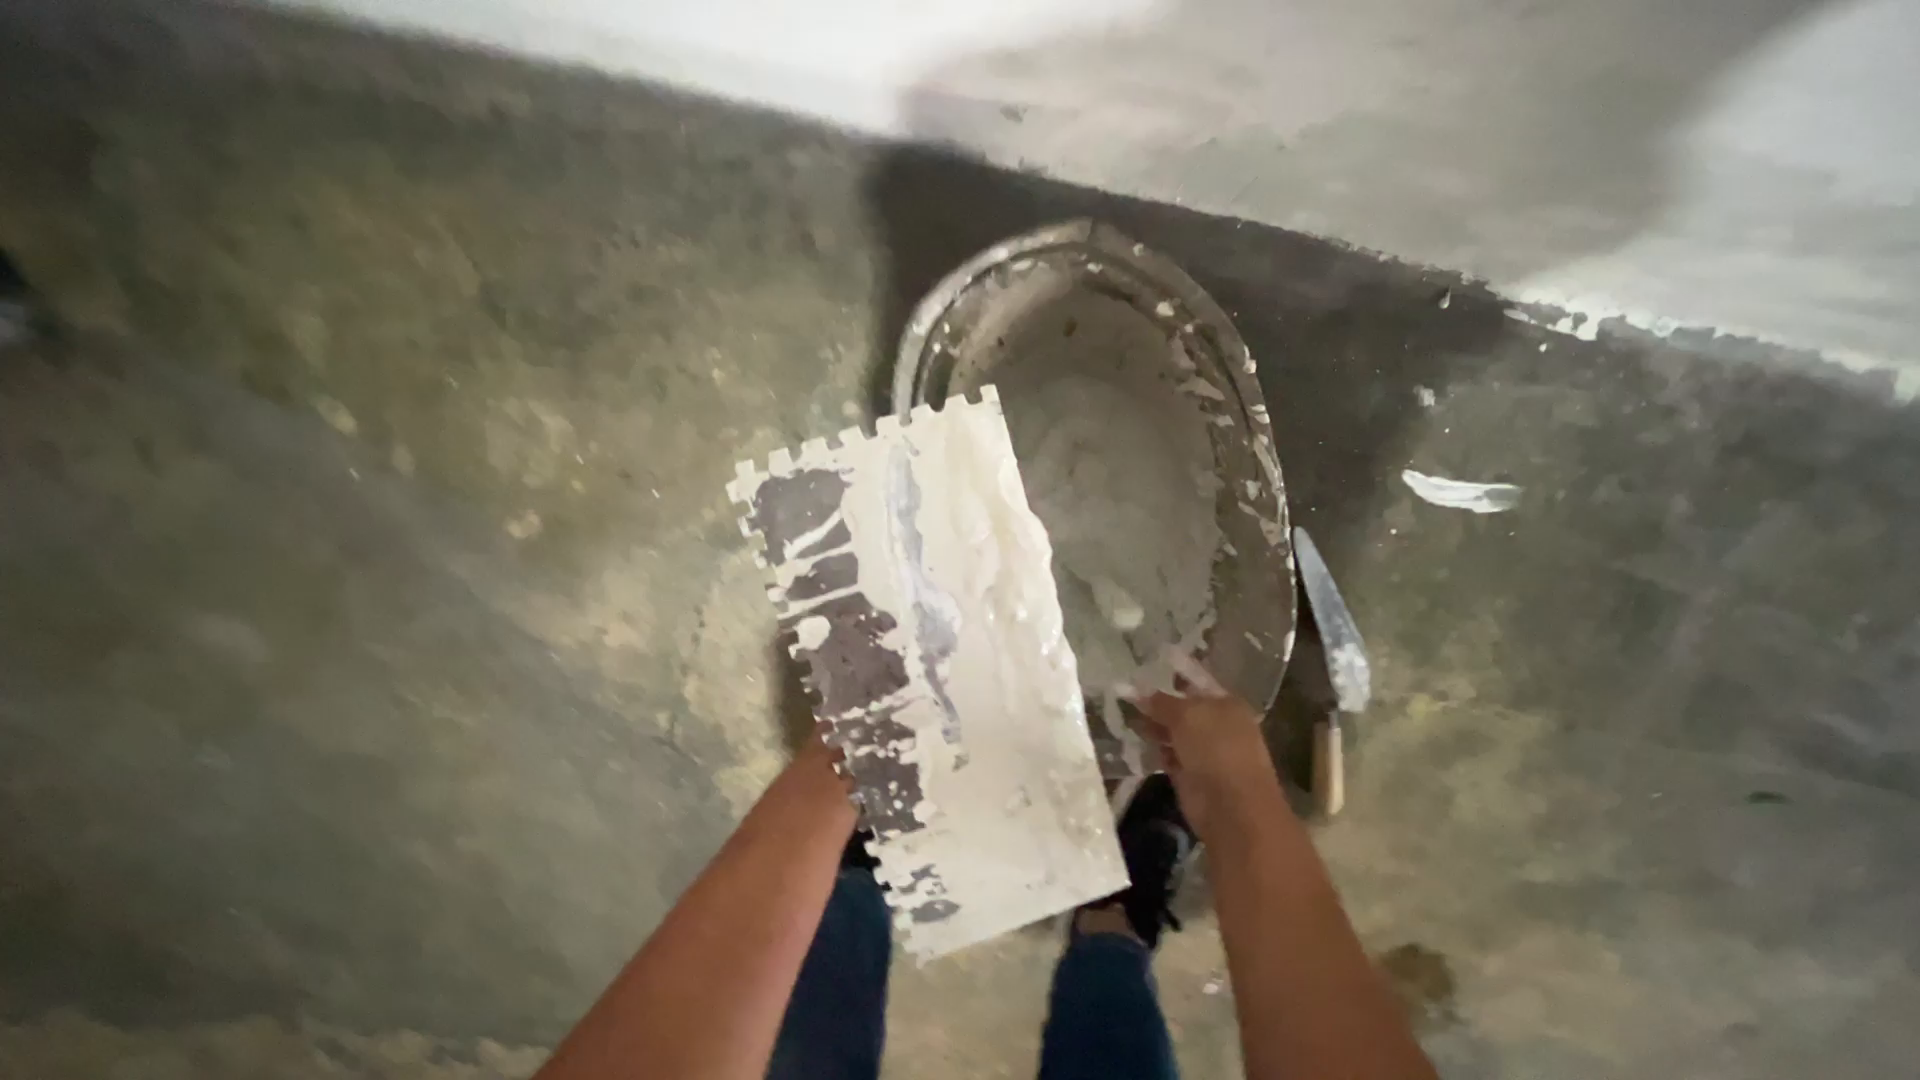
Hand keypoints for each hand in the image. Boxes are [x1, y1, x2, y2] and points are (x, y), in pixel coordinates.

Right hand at [1137, 668, 1286, 843]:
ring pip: (1173, 733)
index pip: (1195, 685)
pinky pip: (1168, 756)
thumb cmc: (1216, 748)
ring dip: (1153, 727)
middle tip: (1125, 695)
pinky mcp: (1190, 775)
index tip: (1141, 674)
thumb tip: (1138, 692)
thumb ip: (1161, 702)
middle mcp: (1218, 725)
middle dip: (1157, 705)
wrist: (1231, 806)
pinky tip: (1134, 741)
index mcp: (1227, 704)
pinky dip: (1154, 750)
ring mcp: (1204, 752)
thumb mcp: (1186, 715)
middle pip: (1182, 710)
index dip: (1170, 679)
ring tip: (1124, 717)